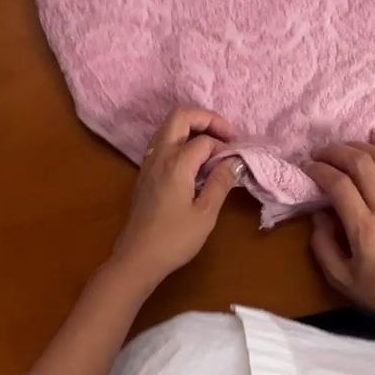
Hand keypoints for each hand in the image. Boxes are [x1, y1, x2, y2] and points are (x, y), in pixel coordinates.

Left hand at [110, 106, 241, 287]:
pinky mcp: (144, 174)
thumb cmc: (173, 240)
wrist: (137, 258)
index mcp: (176, 163)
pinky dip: (180, 141)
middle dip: (206, 119)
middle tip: (226, 135)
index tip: (237, 160)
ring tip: (212, 146)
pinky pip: (162, 143)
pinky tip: (193, 162)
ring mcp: (148, 163)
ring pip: (168, 127)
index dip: (224, 146)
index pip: (204, 140)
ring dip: (191, 128)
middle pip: (180, 116)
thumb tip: (235, 162)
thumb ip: (220, 183)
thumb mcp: (205, 214)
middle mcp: (159, 155)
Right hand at [306, 135, 374, 328]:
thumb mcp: (340, 278)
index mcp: (365, 230)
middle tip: (319, 152)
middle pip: (362, 164)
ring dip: (360, 146)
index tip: (306, 168)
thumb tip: (318, 215)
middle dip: (336, 151)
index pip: (340, 186)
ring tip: (343, 146)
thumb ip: (323, 246)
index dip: (320, 171)